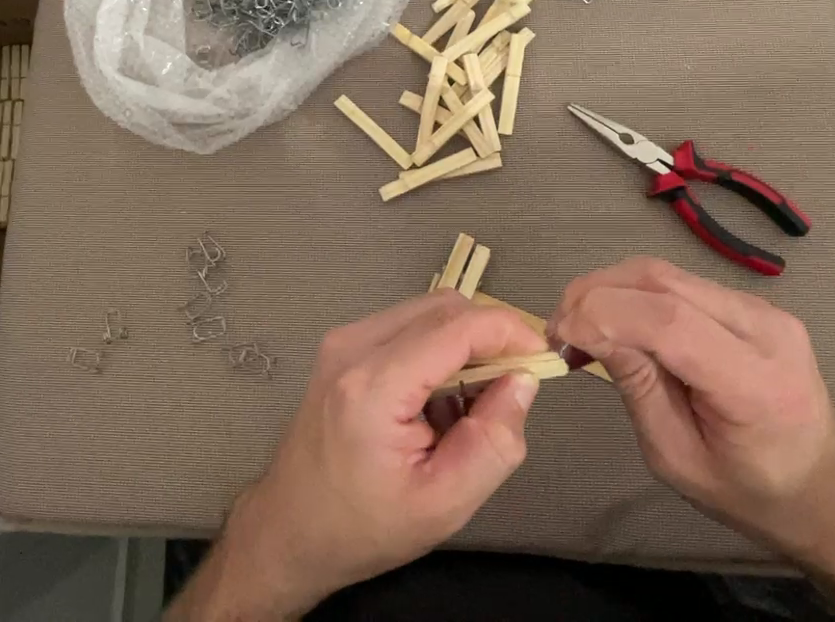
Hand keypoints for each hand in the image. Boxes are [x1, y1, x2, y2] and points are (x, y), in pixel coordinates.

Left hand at [169, 290, 546, 619]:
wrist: (289, 527)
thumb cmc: (364, 526)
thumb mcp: (443, 503)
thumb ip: (493, 441)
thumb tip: (524, 380)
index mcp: (373, 385)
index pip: (456, 326)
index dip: (509, 331)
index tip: (545, 358)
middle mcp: (353, 345)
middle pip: (443, 307)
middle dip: (489, 337)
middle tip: (511, 390)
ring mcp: (343, 340)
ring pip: (427, 311)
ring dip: (462, 345)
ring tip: (467, 407)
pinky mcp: (343, 345)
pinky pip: (407, 325)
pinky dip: (437, 350)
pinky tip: (436, 402)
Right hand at [548, 258, 834, 566]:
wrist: (824, 488)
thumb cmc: (749, 492)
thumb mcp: (677, 458)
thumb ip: (637, 388)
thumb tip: (588, 333)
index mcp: (755, 384)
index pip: (669, 322)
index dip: (602, 315)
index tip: (558, 335)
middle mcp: (764, 329)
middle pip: (660, 282)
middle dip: (593, 295)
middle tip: (557, 330)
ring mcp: (760, 307)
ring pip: (662, 273)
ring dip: (607, 289)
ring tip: (578, 326)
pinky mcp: (747, 302)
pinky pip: (675, 282)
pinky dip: (630, 293)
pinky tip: (611, 321)